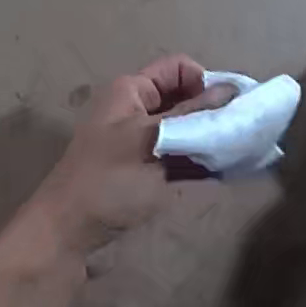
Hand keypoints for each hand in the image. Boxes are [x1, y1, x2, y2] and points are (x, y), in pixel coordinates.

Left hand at [26, 55, 233, 257]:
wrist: (67, 237)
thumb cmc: (108, 182)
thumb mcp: (152, 141)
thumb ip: (193, 115)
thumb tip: (231, 89)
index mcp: (131, 91)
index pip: (179, 69)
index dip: (205, 81)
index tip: (226, 109)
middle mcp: (138, 110)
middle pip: (186, 99)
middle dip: (212, 112)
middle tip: (238, 133)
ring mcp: (143, 142)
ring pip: (187, 130)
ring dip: (209, 139)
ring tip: (236, 154)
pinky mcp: (148, 171)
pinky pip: (182, 156)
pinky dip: (201, 161)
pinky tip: (224, 172)